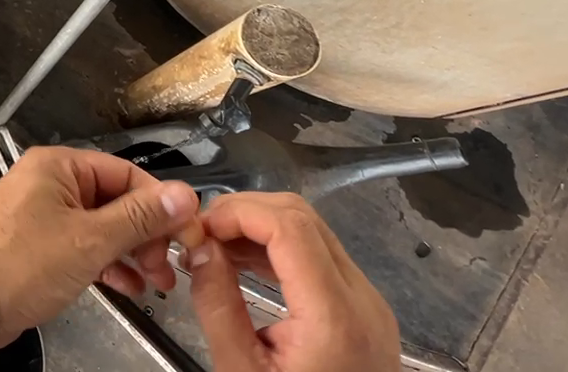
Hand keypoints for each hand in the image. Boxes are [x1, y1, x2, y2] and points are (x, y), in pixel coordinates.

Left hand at [0, 147, 200, 350]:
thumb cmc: (22, 261)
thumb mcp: (89, 240)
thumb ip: (139, 218)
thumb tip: (185, 193)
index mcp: (58, 166)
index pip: (125, 173)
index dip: (161, 204)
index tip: (190, 238)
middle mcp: (50, 183)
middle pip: (114, 200)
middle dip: (147, 234)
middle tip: (171, 270)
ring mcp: (42, 214)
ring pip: (101, 226)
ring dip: (132, 253)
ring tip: (159, 285)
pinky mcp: (38, 244)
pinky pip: (83, 246)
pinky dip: (108, 264)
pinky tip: (129, 288)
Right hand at [186, 192, 399, 371]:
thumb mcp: (239, 369)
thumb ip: (216, 300)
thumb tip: (199, 243)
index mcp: (335, 317)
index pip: (288, 226)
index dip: (236, 212)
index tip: (198, 230)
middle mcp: (363, 300)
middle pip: (301, 216)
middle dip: (243, 211)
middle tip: (202, 235)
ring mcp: (369, 304)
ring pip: (309, 228)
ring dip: (257, 225)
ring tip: (214, 248)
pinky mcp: (364, 311)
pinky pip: (317, 253)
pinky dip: (275, 245)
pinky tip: (241, 263)